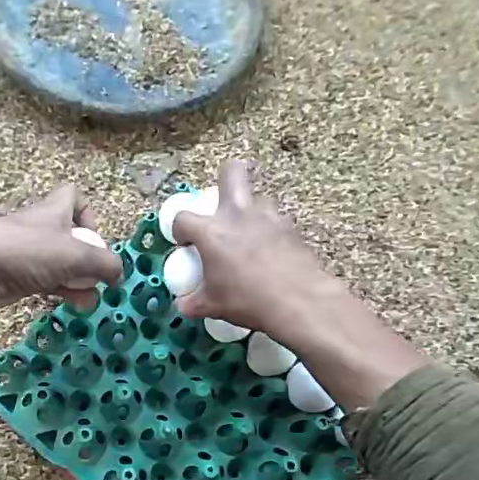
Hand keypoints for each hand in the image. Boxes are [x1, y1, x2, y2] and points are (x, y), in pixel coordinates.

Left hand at [0, 185, 120, 393]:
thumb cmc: (27, 251)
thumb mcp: (76, 256)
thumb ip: (105, 263)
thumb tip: (119, 272)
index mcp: (53, 210)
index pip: (73, 196)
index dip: (89, 214)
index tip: (95, 239)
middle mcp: (39, 226)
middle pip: (71, 236)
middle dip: (88, 259)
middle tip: (97, 278)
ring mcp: (25, 252)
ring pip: (60, 263)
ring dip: (77, 280)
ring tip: (88, 300)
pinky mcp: (15, 275)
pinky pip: (45, 280)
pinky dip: (60, 291)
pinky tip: (70, 305)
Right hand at [174, 159, 430, 409]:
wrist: (298, 301)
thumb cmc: (247, 300)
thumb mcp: (212, 306)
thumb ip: (192, 303)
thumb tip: (183, 304)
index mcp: (211, 232)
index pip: (183, 218)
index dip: (180, 231)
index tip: (187, 246)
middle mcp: (238, 214)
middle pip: (231, 173)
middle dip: (225, 180)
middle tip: (222, 208)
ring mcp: (268, 216)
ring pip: (257, 199)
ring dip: (250, 213)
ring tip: (249, 239)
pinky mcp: (291, 227)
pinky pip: (276, 221)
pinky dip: (270, 233)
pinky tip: (271, 255)